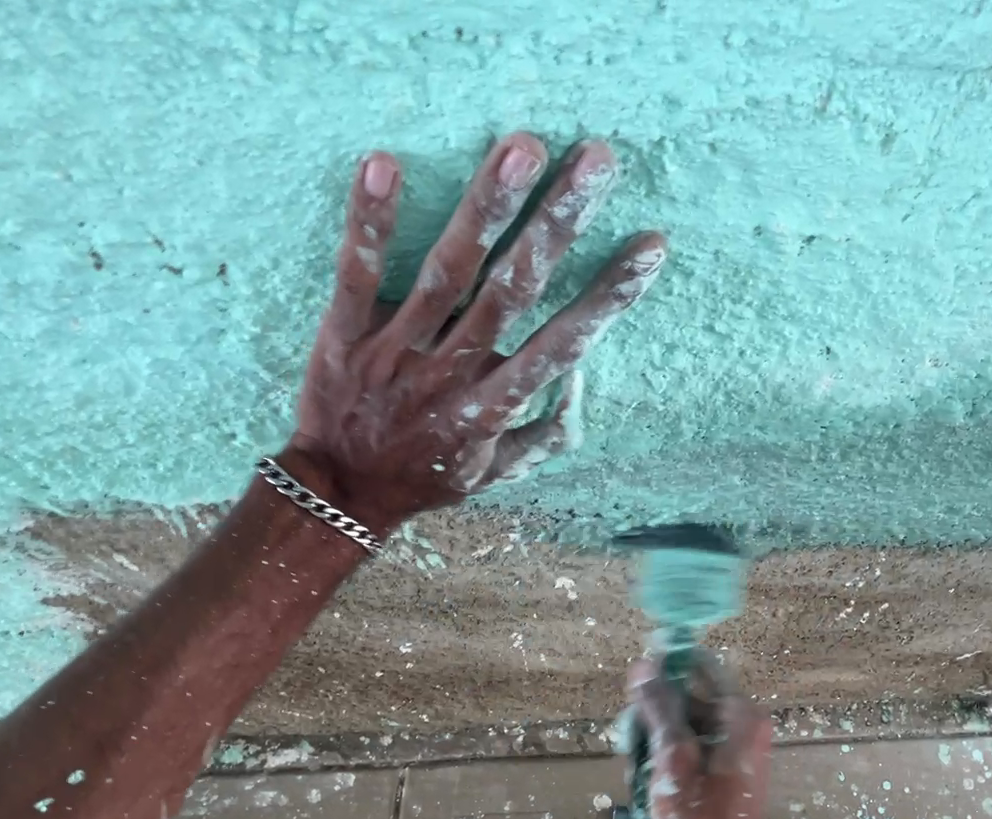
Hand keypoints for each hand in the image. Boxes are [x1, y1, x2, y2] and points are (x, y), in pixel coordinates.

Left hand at [283, 132, 666, 530]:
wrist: (341, 495)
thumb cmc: (429, 477)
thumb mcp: (497, 473)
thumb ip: (546, 434)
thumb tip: (580, 381)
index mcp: (494, 407)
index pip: (562, 344)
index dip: (608, 297)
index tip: (650, 247)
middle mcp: (453, 374)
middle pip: (513, 293)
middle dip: (558, 226)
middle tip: (597, 161)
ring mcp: (396, 354)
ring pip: (447, 275)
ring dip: (486, 210)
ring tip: (522, 149)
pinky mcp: (342, 339)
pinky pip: (356, 277)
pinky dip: (370, 225)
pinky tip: (383, 164)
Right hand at [627, 655, 773, 818]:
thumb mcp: (672, 758)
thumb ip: (659, 707)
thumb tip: (644, 663)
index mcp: (740, 715)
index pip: (701, 665)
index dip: (667, 666)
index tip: (634, 682)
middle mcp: (743, 724)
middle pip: (687, 697)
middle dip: (653, 717)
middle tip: (630, 746)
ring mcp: (735, 748)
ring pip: (682, 724)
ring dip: (654, 743)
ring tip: (637, 775)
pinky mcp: (724, 769)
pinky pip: (690, 748)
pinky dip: (666, 760)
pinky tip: (647, 784)